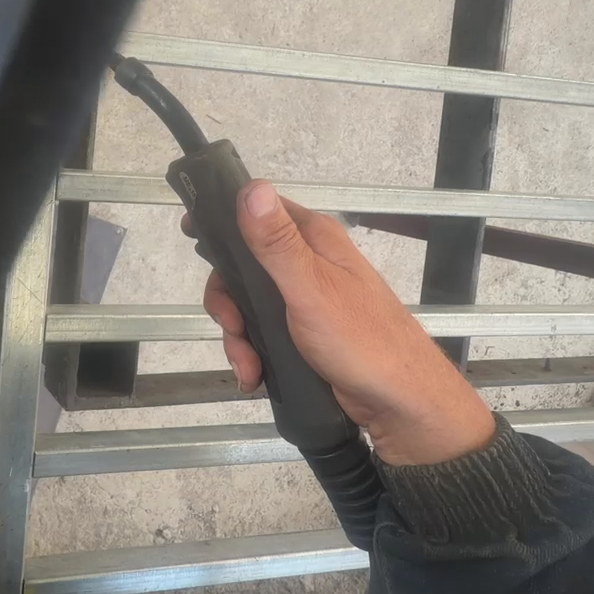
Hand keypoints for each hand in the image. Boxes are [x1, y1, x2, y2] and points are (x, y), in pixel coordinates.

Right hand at [197, 180, 495, 465]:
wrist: (402, 407)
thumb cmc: (360, 341)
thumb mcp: (310, 288)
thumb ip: (276, 242)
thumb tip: (250, 187)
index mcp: (313, 239)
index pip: (258, 211)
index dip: (222, 220)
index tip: (191, 234)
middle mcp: (308, 262)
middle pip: (243, 265)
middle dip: (227, 301)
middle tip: (230, 325)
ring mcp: (305, 298)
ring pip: (248, 303)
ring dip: (238, 336)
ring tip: (248, 366)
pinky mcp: (303, 331)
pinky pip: (262, 332)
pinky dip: (252, 352)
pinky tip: (255, 374)